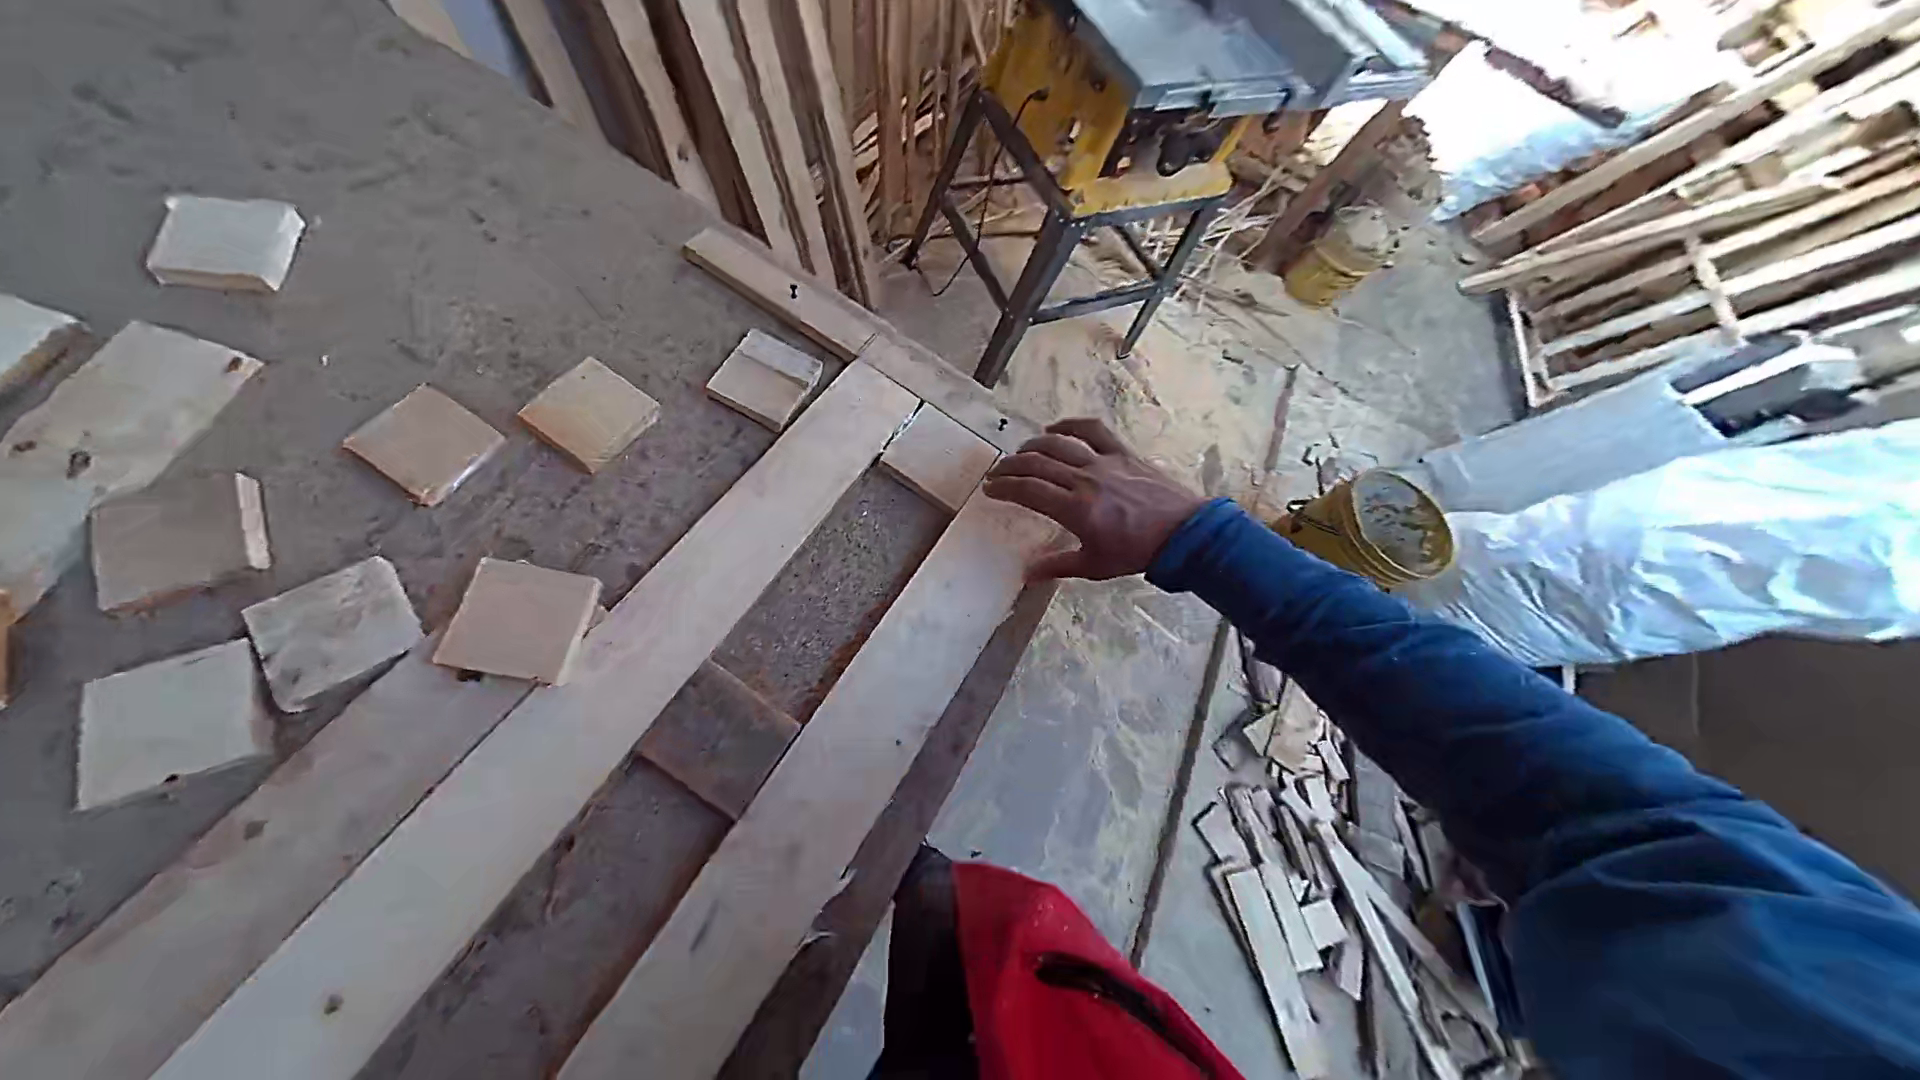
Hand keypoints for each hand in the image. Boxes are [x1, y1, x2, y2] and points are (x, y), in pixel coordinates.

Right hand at [984, 418, 1204, 580]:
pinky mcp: (1122, 452)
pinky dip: (1070, 425)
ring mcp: (1104, 462)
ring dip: (1033, 446)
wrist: (1182, 533)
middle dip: (1010, 466)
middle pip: (1036, 464)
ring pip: (1058, 444)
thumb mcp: (1094, 565)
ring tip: (1020, 453)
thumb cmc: (1137, 552)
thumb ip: (1058, 565)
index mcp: (1076, 509)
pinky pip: (1092, 429)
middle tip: (997, 472)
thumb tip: (1026, 574)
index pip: (1027, 491)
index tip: (990, 489)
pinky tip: (1054, 429)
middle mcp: (1085, 480)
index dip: (1003, 487)